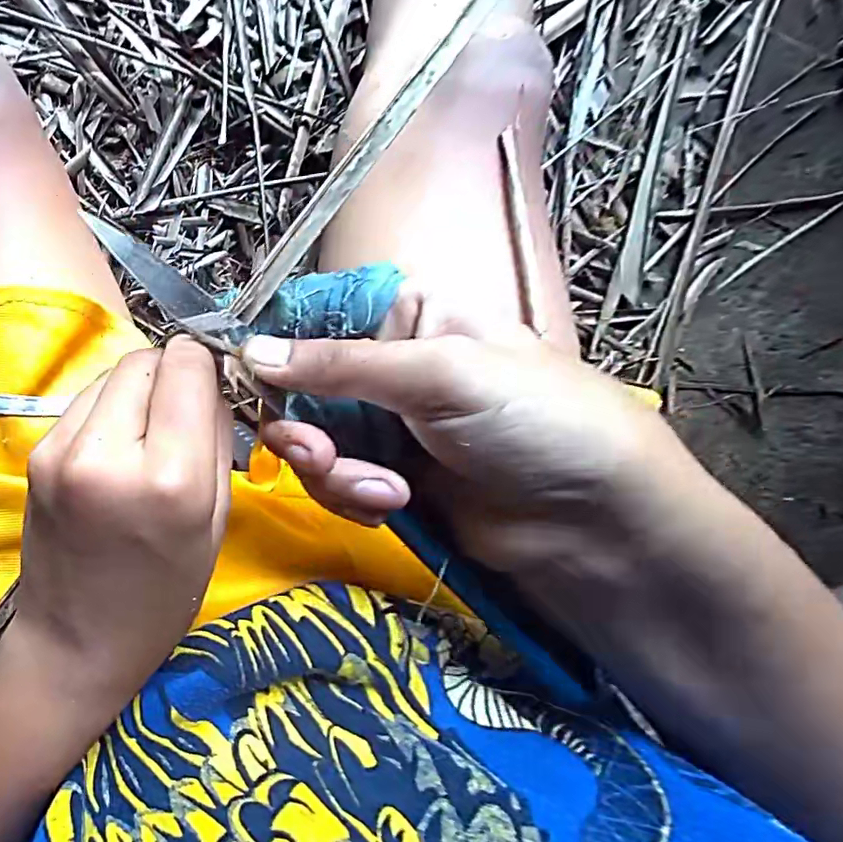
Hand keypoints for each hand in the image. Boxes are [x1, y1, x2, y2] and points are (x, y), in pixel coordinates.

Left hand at [6, 338, 233, 718]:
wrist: (74, 640)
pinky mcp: (36, 453)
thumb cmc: (160, 597)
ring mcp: (61, 450)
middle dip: (171, 374)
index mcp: (168, 478)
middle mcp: (107, 452)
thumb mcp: (216, 523)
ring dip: (138, 391)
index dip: (206, 368)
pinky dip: (108, 412)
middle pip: (144, 360)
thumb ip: (216, 440)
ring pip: (111, 374)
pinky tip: (114, 451)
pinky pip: (84, 402)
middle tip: (181, 415)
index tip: (212, 389)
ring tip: (147, 437)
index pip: (186, 365)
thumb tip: (212, 380)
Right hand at [240, 284, 708, 576]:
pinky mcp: (379, 474)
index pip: (310, 320)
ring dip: (333, 472)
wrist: (593, 524)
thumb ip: (339, 364)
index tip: (250, 381)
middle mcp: (382, 366)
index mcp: (402, 317)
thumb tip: (250, 353)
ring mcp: (378, 425)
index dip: (274, 350)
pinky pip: (329, 481)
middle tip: (319, 455)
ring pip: (307, 441)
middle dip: (305, 430)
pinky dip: (351, 496)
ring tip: (386, 490)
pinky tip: (393, 503)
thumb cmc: (535, 421)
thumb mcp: (438, 374)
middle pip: (296, 389)